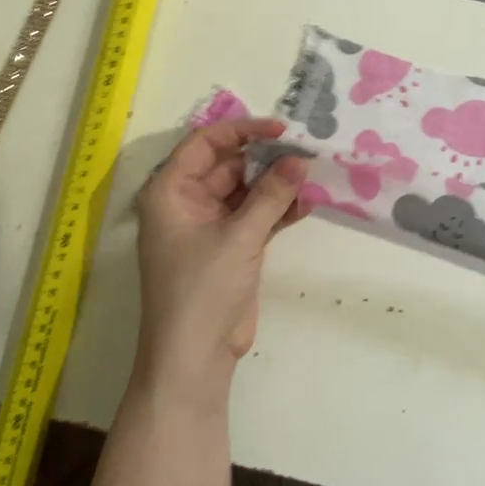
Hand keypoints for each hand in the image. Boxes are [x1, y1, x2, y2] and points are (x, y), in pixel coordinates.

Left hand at [135, 119, 307, 381]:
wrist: (195, 356)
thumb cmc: (202, 289)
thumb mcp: (238, 237)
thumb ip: (271, 195)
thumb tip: (299, 159)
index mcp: (171, 192)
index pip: (205, 143)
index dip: (241, 130)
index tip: (281, 129)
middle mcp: (188, 203)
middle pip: (230, 165)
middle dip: (267, 158)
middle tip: (307, 152)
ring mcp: (211, 226)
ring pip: (248, 191)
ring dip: (277, 184)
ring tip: (312, 177)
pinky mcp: (233, 247)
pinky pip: (258, 215)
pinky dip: (280, 209)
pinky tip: (307, 204)